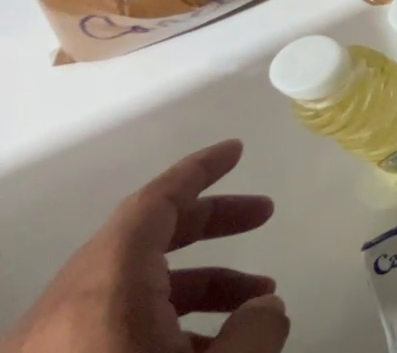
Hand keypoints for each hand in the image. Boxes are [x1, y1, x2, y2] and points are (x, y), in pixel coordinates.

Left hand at [3, 140, 287, 352]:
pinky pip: (105, 332)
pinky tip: (209, 349)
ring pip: (126, 292)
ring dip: (196, 285)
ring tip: (256, 304)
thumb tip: (263, 309)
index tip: (237, 150)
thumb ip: (256, 328)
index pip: (150, 207)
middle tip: (265, 216)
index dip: (196, 172)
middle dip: (208, 225)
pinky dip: (162, 323)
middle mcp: (61, 314)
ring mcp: (45, 351)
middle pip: (138, 244)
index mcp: (101, 295)